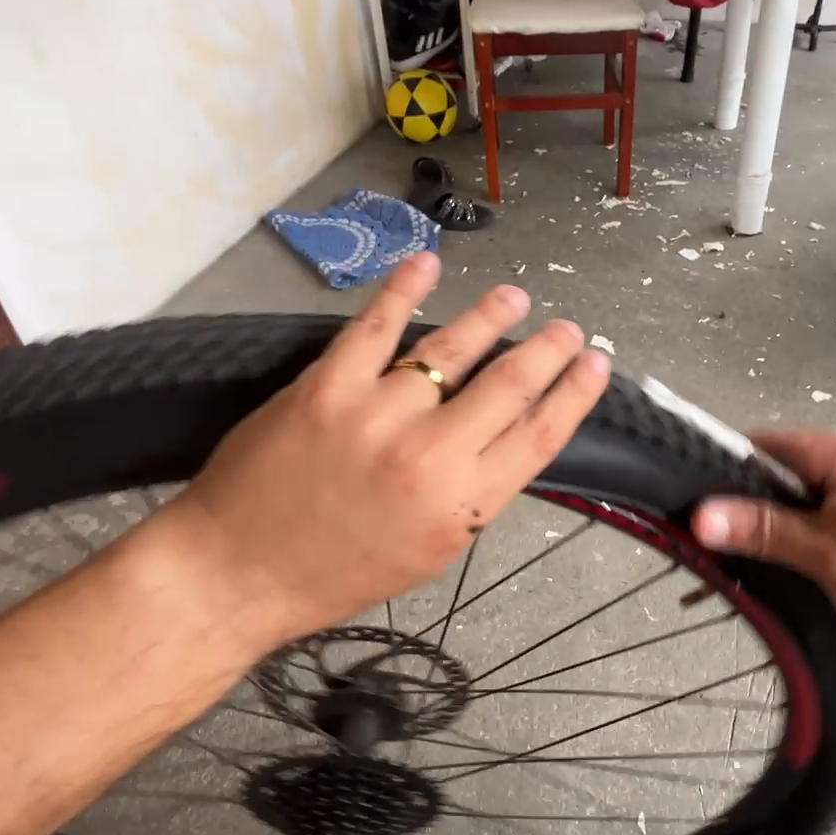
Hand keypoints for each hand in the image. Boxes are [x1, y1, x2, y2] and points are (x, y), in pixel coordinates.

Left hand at [161, 252, 609, 641]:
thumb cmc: (340, 572)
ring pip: (451, 348)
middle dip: (547, 349)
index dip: (574, 393)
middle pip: (509, 384)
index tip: (596, 364)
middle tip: (567, 328)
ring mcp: (377, 413)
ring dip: (490, 315)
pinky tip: (428, 262)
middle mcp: (430, 453)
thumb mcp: (430, 551)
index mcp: (462, 503)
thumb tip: (508, 435)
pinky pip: (374, 326)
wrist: (239, 571)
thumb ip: (474, 492)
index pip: (539, 434)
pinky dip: (403, 288)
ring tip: (515, 297)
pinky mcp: (327, 385)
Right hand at [692, 431, 835, 667]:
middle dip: (768, 494)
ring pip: (822, 491)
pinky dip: (815, 526)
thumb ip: (763, 529)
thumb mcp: (829, 556)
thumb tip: (700, 516)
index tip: (702, 479)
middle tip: (724, 519)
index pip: (796, 444)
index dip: (746, 459)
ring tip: (756, 536)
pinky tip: (796, 546)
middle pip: (807, 467)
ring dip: (791, 514)